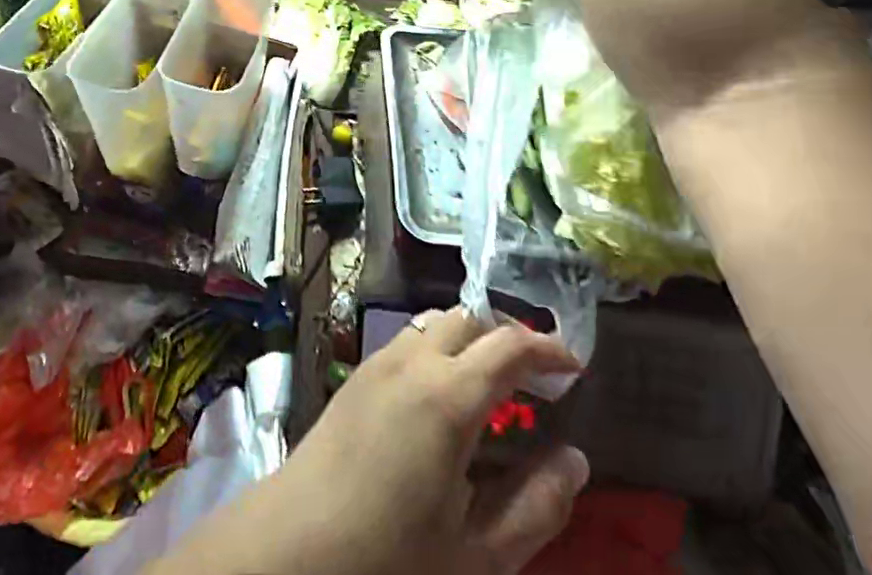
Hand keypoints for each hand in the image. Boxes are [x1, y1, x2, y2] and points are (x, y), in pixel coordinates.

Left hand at [160, 308, 586, 574]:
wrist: (296, 542)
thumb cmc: (392, 554)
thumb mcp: (481, 550)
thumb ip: (537, 503)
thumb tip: (574, 458)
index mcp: (448, 396)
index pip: (508, 345)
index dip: (548, 348)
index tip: (575, 367)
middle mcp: (411, 363)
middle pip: (467, 320)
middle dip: (507, 336)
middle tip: (537, 377)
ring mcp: (376, 364)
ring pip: (432, 326)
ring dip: (469, 340)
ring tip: (493, 385)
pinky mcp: (354, 378)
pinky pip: (406, 344)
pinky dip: (437, 351)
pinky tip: (444, 397)